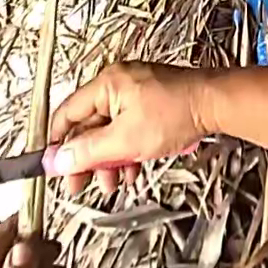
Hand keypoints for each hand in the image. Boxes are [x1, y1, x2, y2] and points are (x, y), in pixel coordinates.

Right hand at [46, 61, 212, 194]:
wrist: (213, 104)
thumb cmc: (173, 114)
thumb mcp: (123, 140)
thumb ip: (86, 151)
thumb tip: (55, 160)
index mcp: (108, 83)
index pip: (67, 113)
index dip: (58, 144)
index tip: (55, 170)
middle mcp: (119, 82)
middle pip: (89, 124)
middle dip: (87, 158)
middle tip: (83, 185)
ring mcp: (137, 90)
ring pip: (110, 129)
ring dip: (109, 159)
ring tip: (115, 183)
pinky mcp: (151, 100)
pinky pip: (129, 126)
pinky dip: (127, 148)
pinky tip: (134, 169)